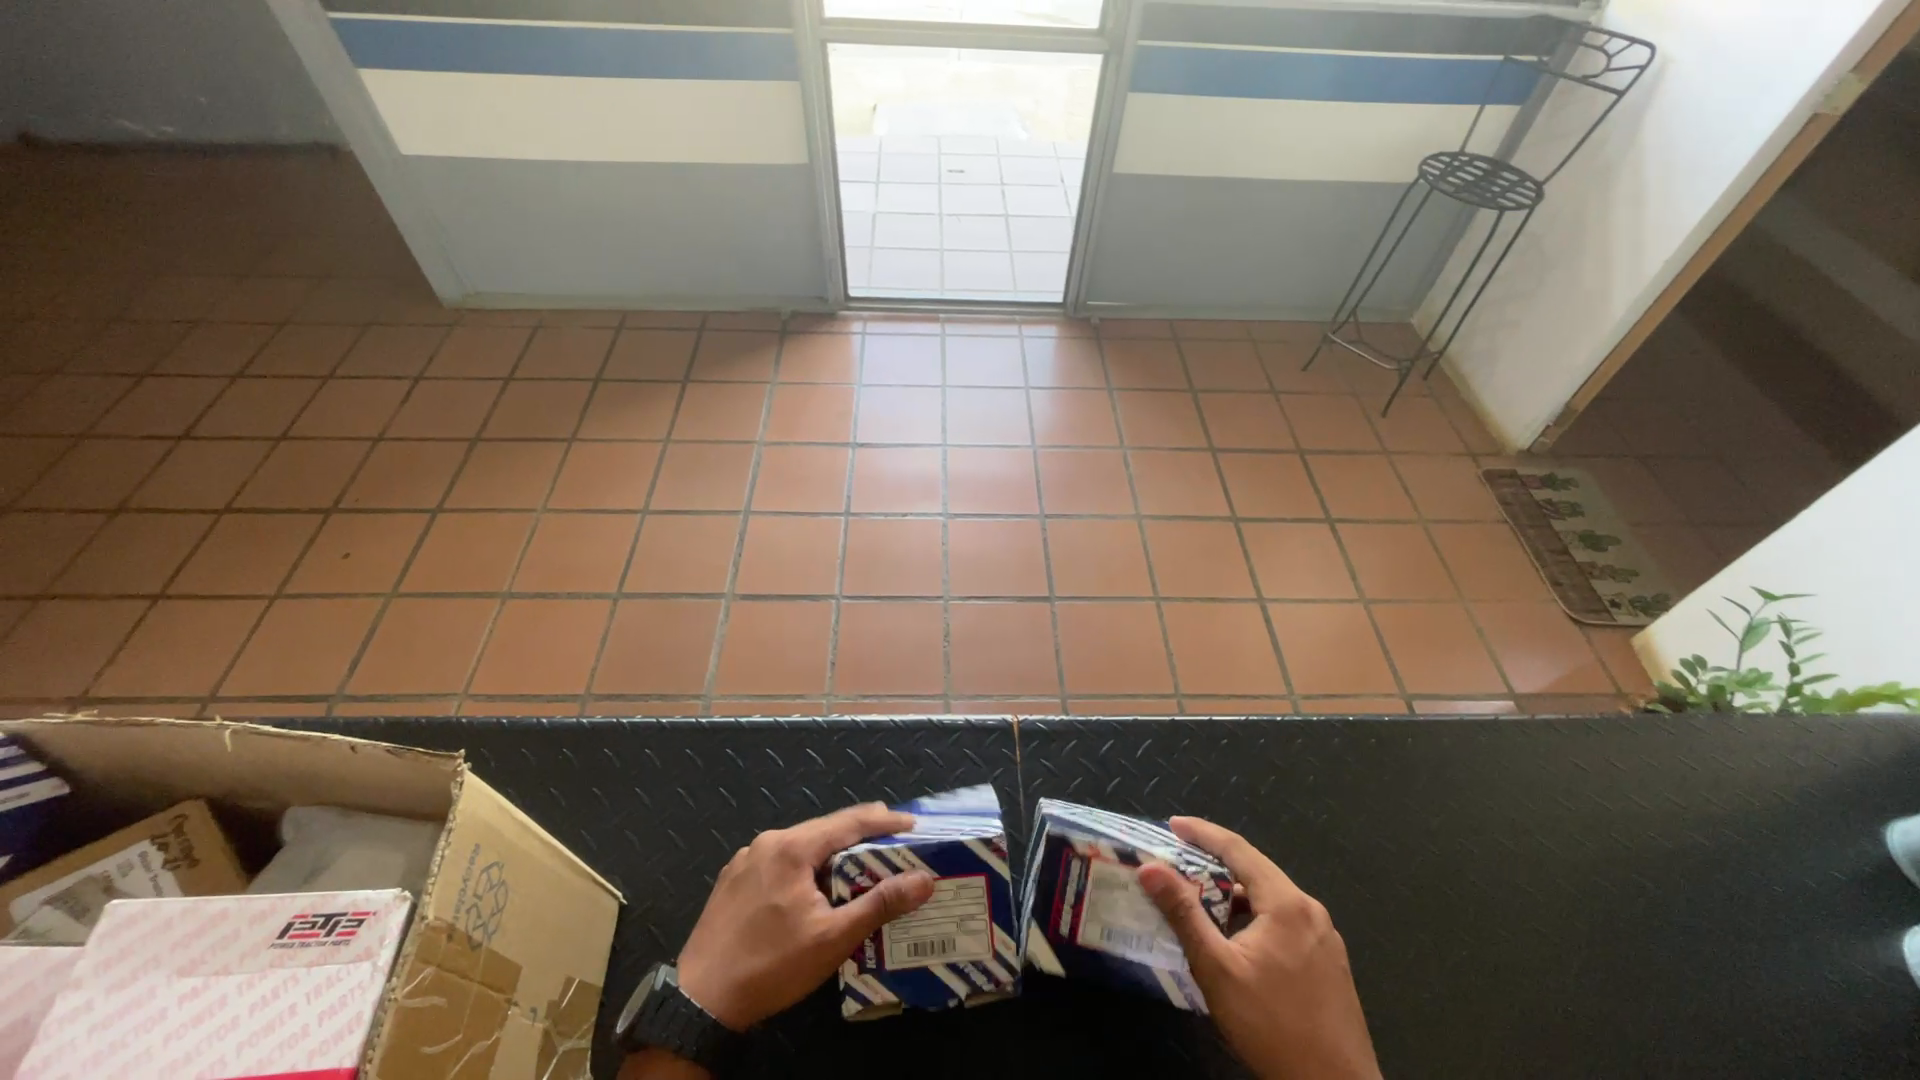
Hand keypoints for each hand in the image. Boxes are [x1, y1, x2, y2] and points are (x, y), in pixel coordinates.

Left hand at [675, 802, 935, 1031]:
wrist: (700, 1000)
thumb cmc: (772, 966)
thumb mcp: (833, 938)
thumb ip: (880, 904)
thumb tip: (924, 879)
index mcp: (792, 848)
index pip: (849, 821)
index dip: (884, 821)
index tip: (913, 824)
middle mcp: (767, 843)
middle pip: (824, 829)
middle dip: (860, 835)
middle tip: (894, 844)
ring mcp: (745, 860)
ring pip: (801, 846)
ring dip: (832, 853)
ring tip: (860, 867)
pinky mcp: (733, 881)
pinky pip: (779, 861)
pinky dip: (805, 867)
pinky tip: (814, 888)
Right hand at [1138, 817, 1380, 1079]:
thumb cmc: (1271, 1025)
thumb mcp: (1217, 969)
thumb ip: (1184, 914)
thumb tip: (1151, 869)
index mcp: (1287, 904)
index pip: (1239, 851)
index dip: (1204, 833)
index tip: (1173, 824)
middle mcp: (1311, 911)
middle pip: (1257, 872)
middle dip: (1216, 863)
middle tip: (1179, 860)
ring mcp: (1326, 939)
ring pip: (1272, 900)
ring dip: (1234, 895)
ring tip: (1199, 901)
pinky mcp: (1329, 964)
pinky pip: (1285, 923)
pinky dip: (1254, 917)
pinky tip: (1236, 940)